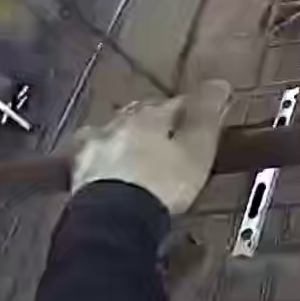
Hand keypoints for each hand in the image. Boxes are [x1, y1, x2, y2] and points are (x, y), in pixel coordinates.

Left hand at [71, 80, 230, 214]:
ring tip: (142, 152)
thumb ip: (207, 116)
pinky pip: (96, 157)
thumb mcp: (198, 149)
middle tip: (174, 134)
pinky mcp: (80, 171)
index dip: (194, 108)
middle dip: (158, 120)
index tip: (207, 116)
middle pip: (142, 114)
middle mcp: (118, 124)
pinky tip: (112, 168)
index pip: (177, 103)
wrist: (116, 216)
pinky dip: (108, 159)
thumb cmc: (163, 182)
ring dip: (129, 137)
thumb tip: (219, 84)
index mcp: (149, 116)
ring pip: (116, 132)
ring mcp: (95, 147)